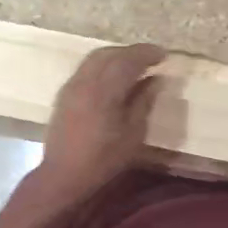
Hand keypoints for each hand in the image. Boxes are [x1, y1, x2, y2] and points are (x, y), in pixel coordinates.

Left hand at [38, 43, 166, 201]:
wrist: (63, 175)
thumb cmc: (104, 158)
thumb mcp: (134, 133)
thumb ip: (144, 102)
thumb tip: (155, 80)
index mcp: (104, 91)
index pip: (127, 60)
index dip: (147, 53)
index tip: (164, 55)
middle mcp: (85, 81)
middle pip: (109, 54)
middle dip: (131, 52)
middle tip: (151, 57)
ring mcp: (71, 86)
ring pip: (94, 58)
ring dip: (116, 56)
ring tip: (134, 64)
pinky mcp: (64, 93)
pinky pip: (86, 68)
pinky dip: (103, 64)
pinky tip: (113, 76)